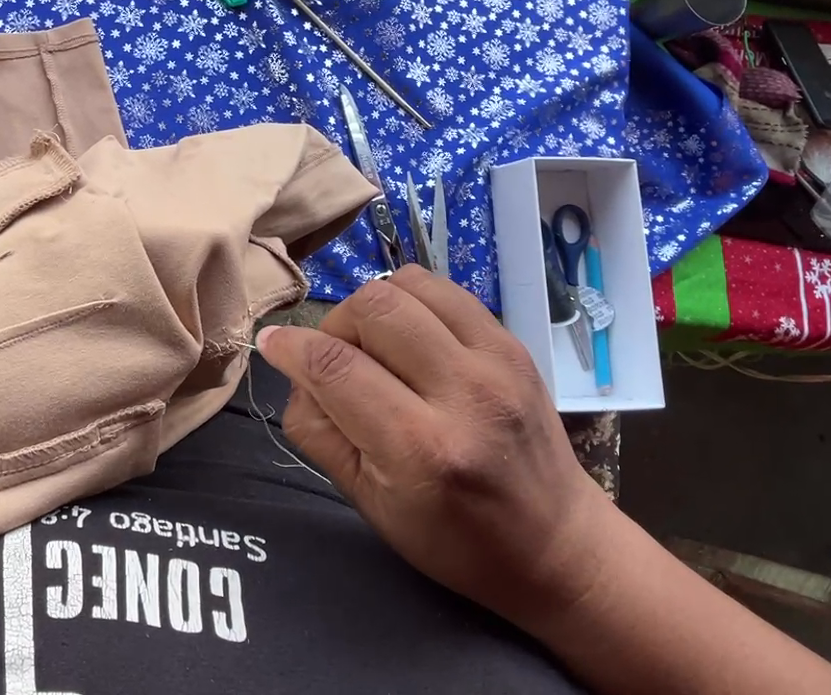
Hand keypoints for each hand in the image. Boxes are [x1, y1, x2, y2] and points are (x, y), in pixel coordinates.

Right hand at [257, 266, 613, 629]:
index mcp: (422, 450)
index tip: (272, 345)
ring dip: (370, 308)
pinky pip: (442, 289)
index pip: (336, 368)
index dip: (290, 348)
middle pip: (371, 309)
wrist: (558, 544)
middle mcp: (464, 393)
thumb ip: (319, 432)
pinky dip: (408, 301)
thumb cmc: (455, 540)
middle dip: (333, 326)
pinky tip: (408, 336)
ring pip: (405, 285)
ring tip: (373, 347)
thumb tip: (293, 371)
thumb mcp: (370, 504)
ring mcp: (497, 360)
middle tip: (335, 359)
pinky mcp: (513, 343)